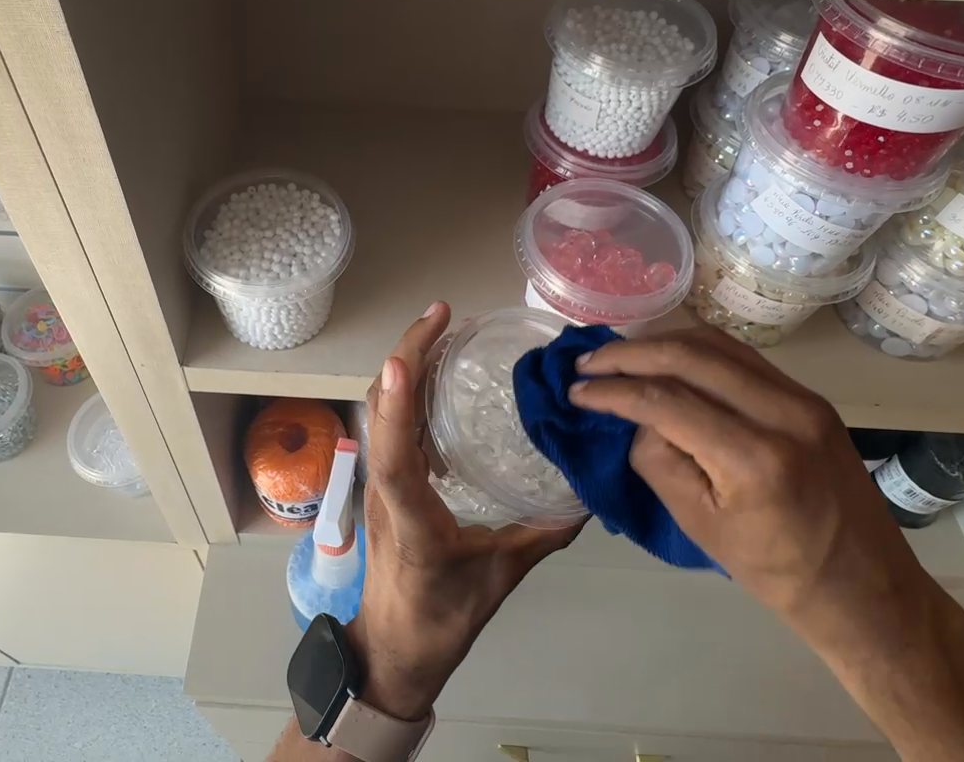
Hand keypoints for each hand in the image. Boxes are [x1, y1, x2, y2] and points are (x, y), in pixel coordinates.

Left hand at [350, 302, 583, 720]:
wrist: (393, 649)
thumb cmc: (441, 621)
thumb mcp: (500, 579)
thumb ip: (541, 534)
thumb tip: (584, 492)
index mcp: (413, 520)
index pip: (397, 461)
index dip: (398, 410)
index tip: (407, 361)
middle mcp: (386, 490)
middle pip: (381, 412)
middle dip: (407, 354)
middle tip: (444, 314)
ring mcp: (379, 482)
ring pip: (380, 411)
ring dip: (405, 365)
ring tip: (442, 330)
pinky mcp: (383, 480)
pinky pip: (390, 423)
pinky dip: (408, 389)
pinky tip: (438, 378)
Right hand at [568, 329, 935, 650]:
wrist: (864, 587)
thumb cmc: (773, 571)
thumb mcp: (698, 525)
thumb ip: (658, 460)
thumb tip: (636, 415)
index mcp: (756, 459)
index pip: (666, 400)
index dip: (612, 390)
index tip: (575, 390)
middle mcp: (784, 414)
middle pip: (689, 355)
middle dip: (629, 354)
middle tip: (587, 362)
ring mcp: (802, 399)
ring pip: (715, 344)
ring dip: (659, 343)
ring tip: (617, 356)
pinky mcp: (807, 396)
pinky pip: (738, 356)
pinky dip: (692, 350)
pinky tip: (663, 359)